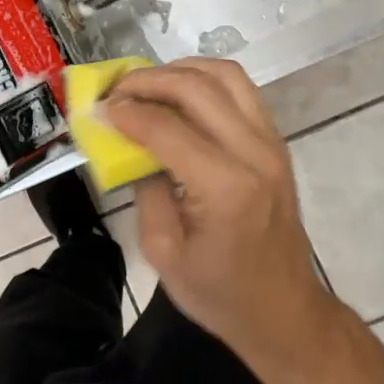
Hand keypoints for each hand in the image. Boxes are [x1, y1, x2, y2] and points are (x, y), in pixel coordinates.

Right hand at [107, 58, 333, 367]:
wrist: (285, 312)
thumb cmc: (220, 292)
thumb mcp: (162, 252)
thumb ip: (144, 187)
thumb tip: (126, 139)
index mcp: (227, 188)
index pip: (167, 127)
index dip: (126, 111)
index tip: (97, 108)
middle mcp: (255, 154)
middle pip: (196, 87)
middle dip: (147, 81)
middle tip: (115, 92)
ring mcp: (271, 143)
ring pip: (224, 75)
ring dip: (179, 70)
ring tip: (146, 87)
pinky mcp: (275, 141)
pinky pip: (239, 89)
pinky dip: (204, 80)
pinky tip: (177, 95)